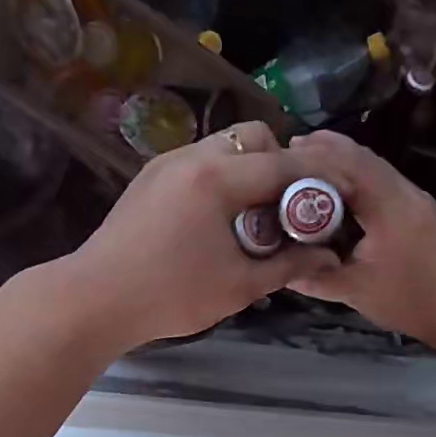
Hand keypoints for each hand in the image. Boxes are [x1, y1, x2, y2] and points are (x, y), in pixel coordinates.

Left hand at [55, 123, 338, 348]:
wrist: (93, 299)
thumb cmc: (172, 295)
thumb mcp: (241, 285)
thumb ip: (291, 265)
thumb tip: (329, 256)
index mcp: (216, 180)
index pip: (283, 162)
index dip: (319, 174)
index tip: (341, 189)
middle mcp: (192, 157)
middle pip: (254, 136)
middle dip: (282, 163)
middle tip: (290, 206)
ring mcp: (168, 162)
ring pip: (227, 145)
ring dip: (253, 168)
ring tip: (259, 213)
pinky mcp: (153, 175)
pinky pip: (204, 160)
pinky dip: (227, 176)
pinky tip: (225, 217)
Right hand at [283, 131, 435, 351]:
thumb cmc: (413, 301)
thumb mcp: (358, 292)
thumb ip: (317, 276)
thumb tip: (279, 265)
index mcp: (391, 207)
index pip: (349, 163)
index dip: (312, 157)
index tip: (278, 160)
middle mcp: (405, 192)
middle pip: (361, 156)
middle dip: (322, 152)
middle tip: (283, 157)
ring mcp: (415, 197)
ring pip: (373, 166)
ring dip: (339, 162)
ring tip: (301, 168)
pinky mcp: (418, 207)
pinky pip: (382, 181)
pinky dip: (355, 178)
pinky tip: (334, 191)